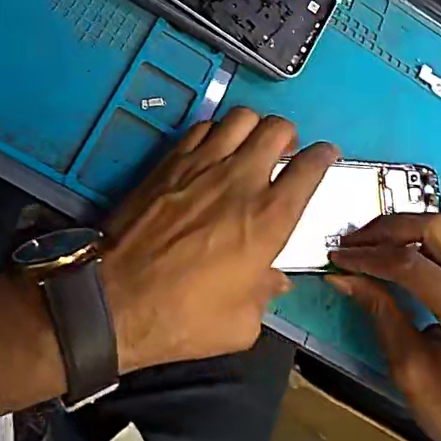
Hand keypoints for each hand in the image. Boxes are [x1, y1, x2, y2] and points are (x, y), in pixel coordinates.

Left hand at [102, 108, 337, 373]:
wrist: (115, 299)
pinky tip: (212, 150)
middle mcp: (241, 179)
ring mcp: (203, 163)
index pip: (311, 167)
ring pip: (241, 117)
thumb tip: (273, 278)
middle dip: (288, 135)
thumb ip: (265, 293)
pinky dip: (216, 132)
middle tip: (283, 152)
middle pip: (277, 128)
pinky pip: (202, 126)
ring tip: (248, 144)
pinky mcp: (170, 160)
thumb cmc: (183, 317)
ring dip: (253, 127)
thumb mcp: (242, 323)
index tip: (325, 155)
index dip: (324, 155)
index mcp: (269, 218)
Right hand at [327, 214, 440, 440]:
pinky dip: (436, 238)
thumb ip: (379, 311)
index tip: (338, 257)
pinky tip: (411, 254)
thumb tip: (345, 276)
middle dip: (392, 229)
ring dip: (416, 226)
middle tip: (357, 243)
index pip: (413, 264)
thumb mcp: (409, 368)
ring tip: (381, 243)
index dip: (369, 256)